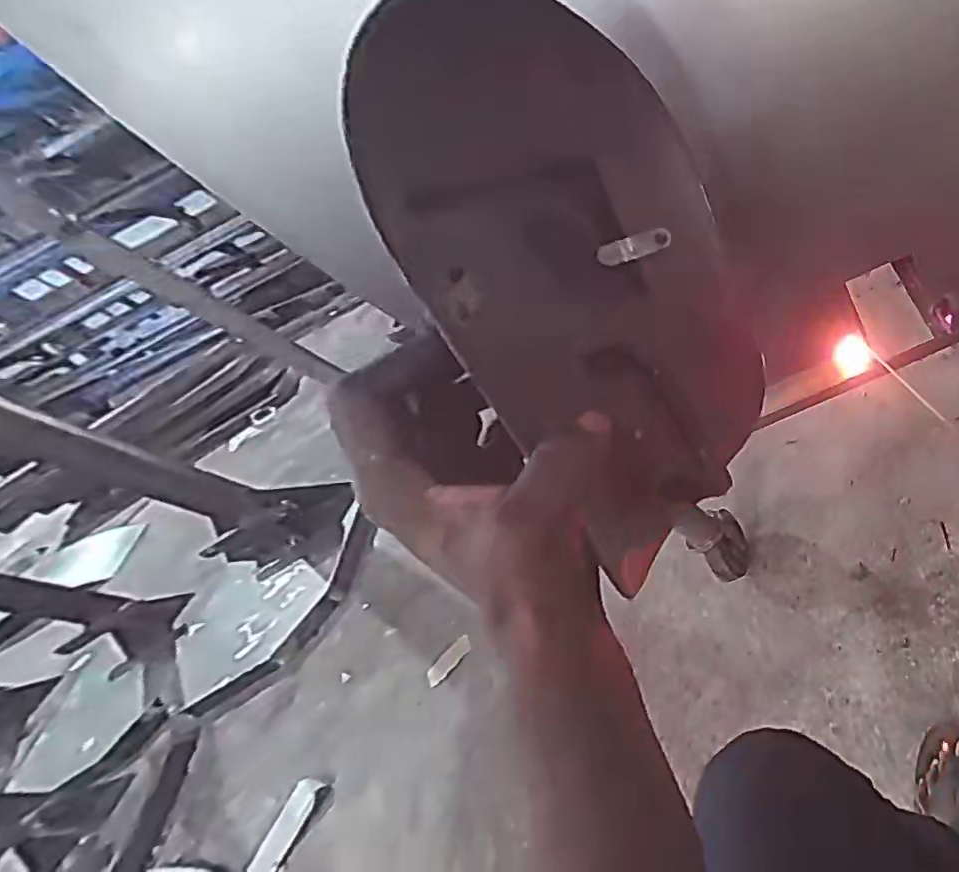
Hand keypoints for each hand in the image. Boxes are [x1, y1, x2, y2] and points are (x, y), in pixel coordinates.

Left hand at [327, 337, 614, 623]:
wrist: (548, 627)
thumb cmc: (523, 579)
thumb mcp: (534, 516)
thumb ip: (559, 459)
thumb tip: (594, 417)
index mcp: (398, 481)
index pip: (365, 399)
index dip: (402, 360)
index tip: (465, 336)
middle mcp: (417, 474)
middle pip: (414, 398)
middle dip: (456, 362)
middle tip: (512, 331)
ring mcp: (458, 480)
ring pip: (458, 411)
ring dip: (493, 383)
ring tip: (540, 354)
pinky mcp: (498, 485)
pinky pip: (498, 430)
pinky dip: (523, 409)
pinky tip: (564, 396)